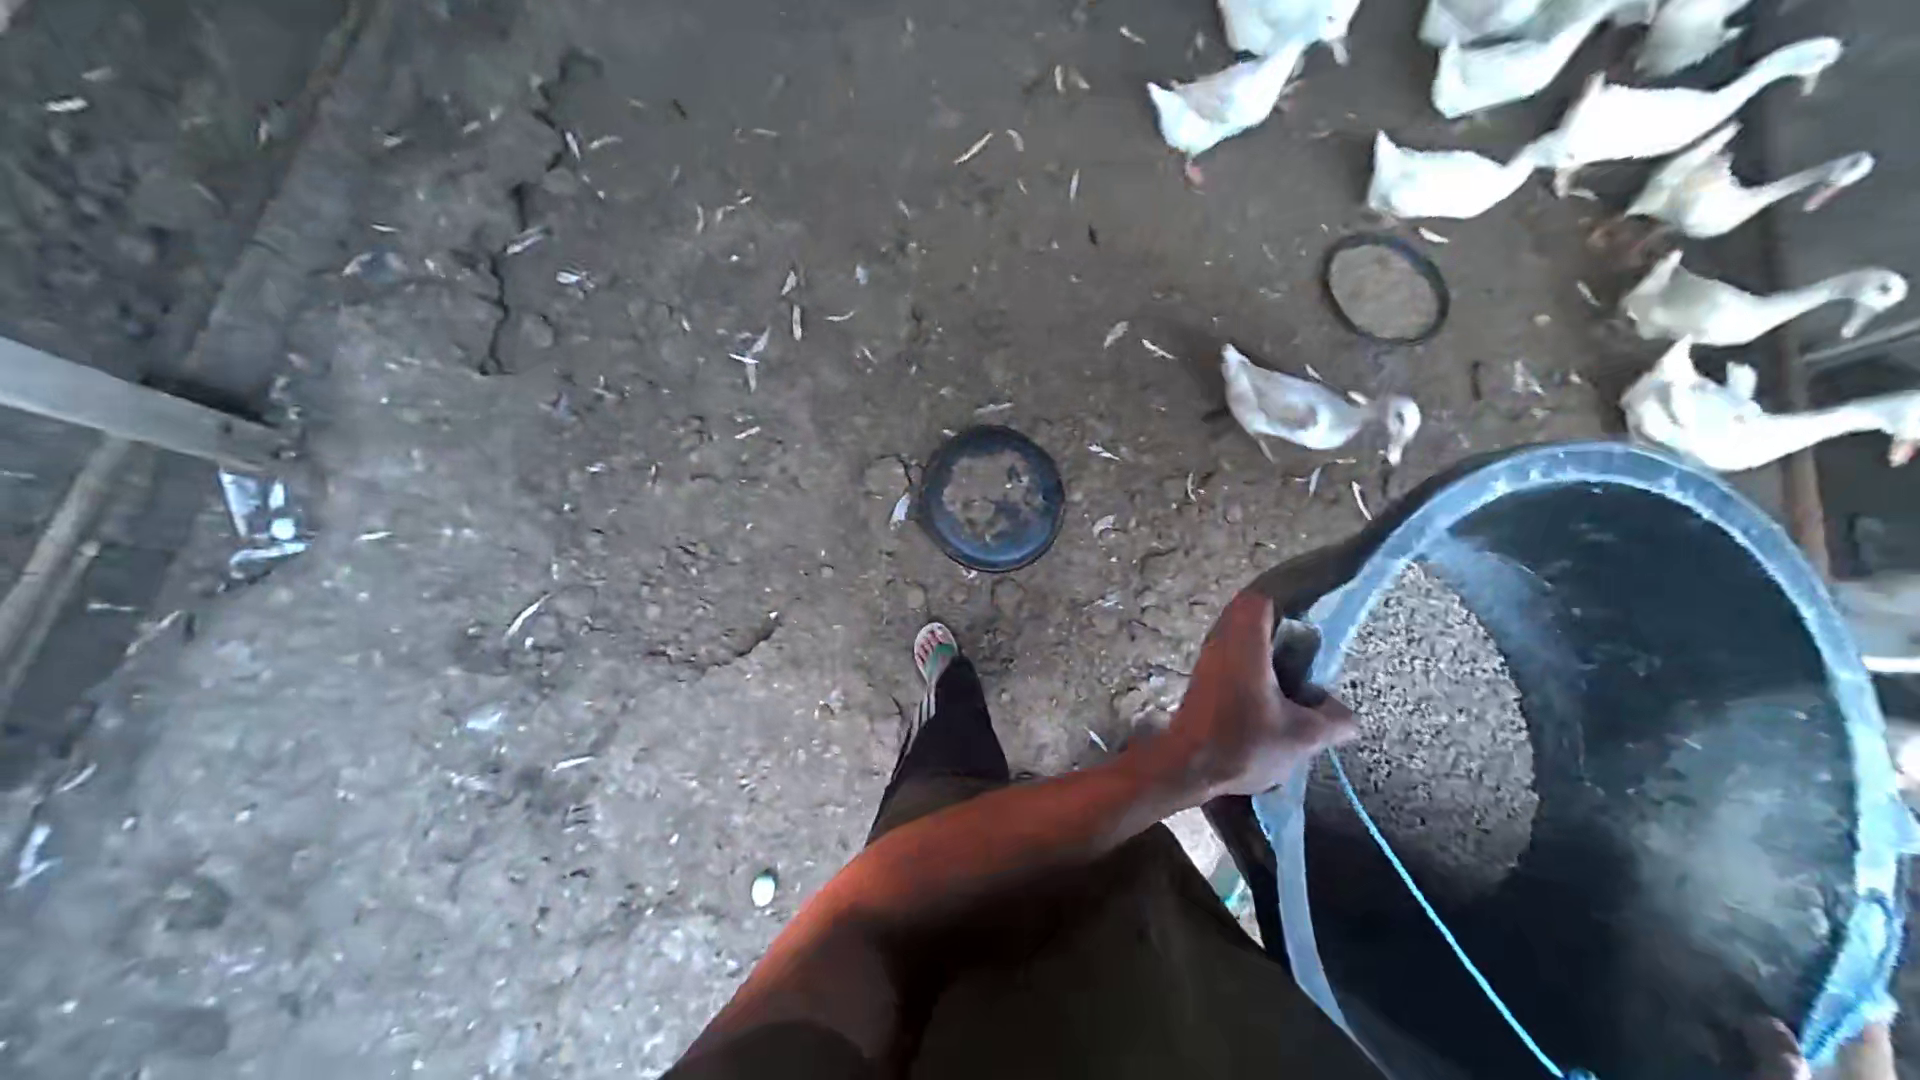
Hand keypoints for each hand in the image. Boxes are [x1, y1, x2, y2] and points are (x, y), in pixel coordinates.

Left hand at [1158, 590, 1356, 799]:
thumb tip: (1347, 715)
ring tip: (1296, 666)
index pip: (1260, 599)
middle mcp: (1221, 643)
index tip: (1313, 609)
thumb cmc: (1242, 744)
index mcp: (1245, 644)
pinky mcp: (1203, 677)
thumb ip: (1333, 721)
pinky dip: (1252, 659)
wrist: (1186, 765)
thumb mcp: (1301, 736)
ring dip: (1265, 643)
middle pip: (1249, 613)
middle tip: (1309, 641)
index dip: (1287, 597)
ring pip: (1238, 634)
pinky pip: (1231, 653)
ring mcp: (1208, 659)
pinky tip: (1273, 686)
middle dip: (1280, 622)